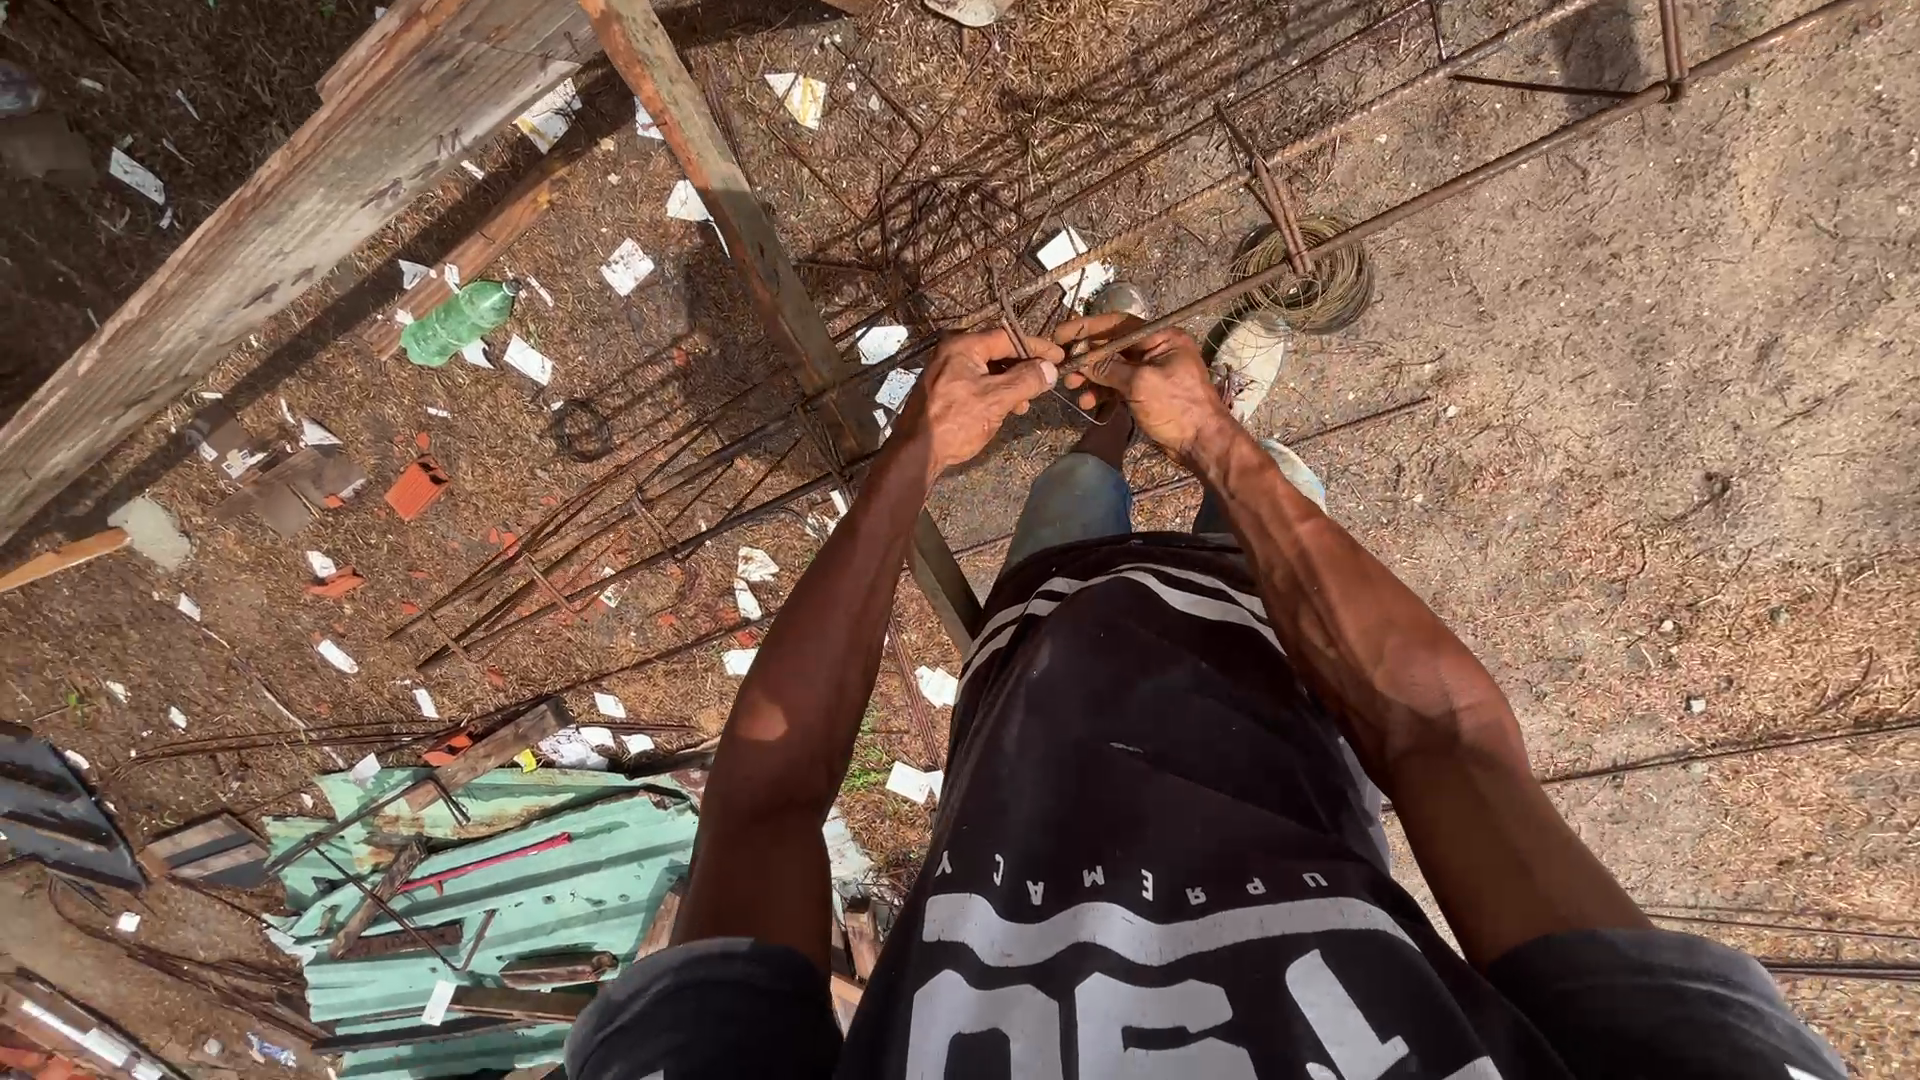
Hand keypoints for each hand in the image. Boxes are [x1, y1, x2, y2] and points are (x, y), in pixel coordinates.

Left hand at [894, 328, 1061, 474]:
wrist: (917, 452)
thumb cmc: (954, 423)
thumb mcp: (996, 400)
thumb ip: (1026, 381)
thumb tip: (1049, 370)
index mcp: (962, 346)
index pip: (1008, 338)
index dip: (1036, 348)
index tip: (1058, 357)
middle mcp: (952, 353)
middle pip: (998, 353)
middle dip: (1023, 369)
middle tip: (1045, 382)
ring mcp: (946, 372)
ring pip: (988, 371)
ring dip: (1011, 385)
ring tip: (1025, 404)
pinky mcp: (944, 391)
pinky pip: (977, 384)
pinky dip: (995, 393)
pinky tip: (1006, 409)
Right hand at [1054, 313, 1238, 466]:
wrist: (1201, 443)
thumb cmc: (1177, 408)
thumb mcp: (1140, 384)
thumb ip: (1108, 368)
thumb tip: (1080, 357)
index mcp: (1162, 337)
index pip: (1118, 324)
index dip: (1087, 328)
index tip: (1061, 335)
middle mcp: (1155, 350)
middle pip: (1112, 347)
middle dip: (1087, 358)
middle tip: (1065, 369)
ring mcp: (1150, 372)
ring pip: (1112, 368)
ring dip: (1091, 378)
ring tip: (1074, 389)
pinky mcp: (1144, 392)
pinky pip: (1117, 386)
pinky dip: (1102, 392)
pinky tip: (1089, 402)